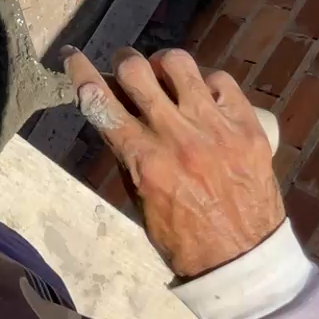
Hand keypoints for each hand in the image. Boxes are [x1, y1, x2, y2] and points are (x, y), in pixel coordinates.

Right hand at [66, 47, 282, 277]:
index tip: (71, 55)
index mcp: (144, 158)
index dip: (79, 69)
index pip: (99, 99)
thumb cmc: (181, 235)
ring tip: (166, 77)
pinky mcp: (247, 127)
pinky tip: (203, 97)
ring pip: (177, 62)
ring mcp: (215, 128)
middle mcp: (176, 136)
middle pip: (134, 69)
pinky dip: (206, 83)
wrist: (247, 264)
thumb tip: (108, 103)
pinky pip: (220, 79)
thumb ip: (123, 147)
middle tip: (128, 70)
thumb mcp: (138, 195)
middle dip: (124, 62)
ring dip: (163, 65)